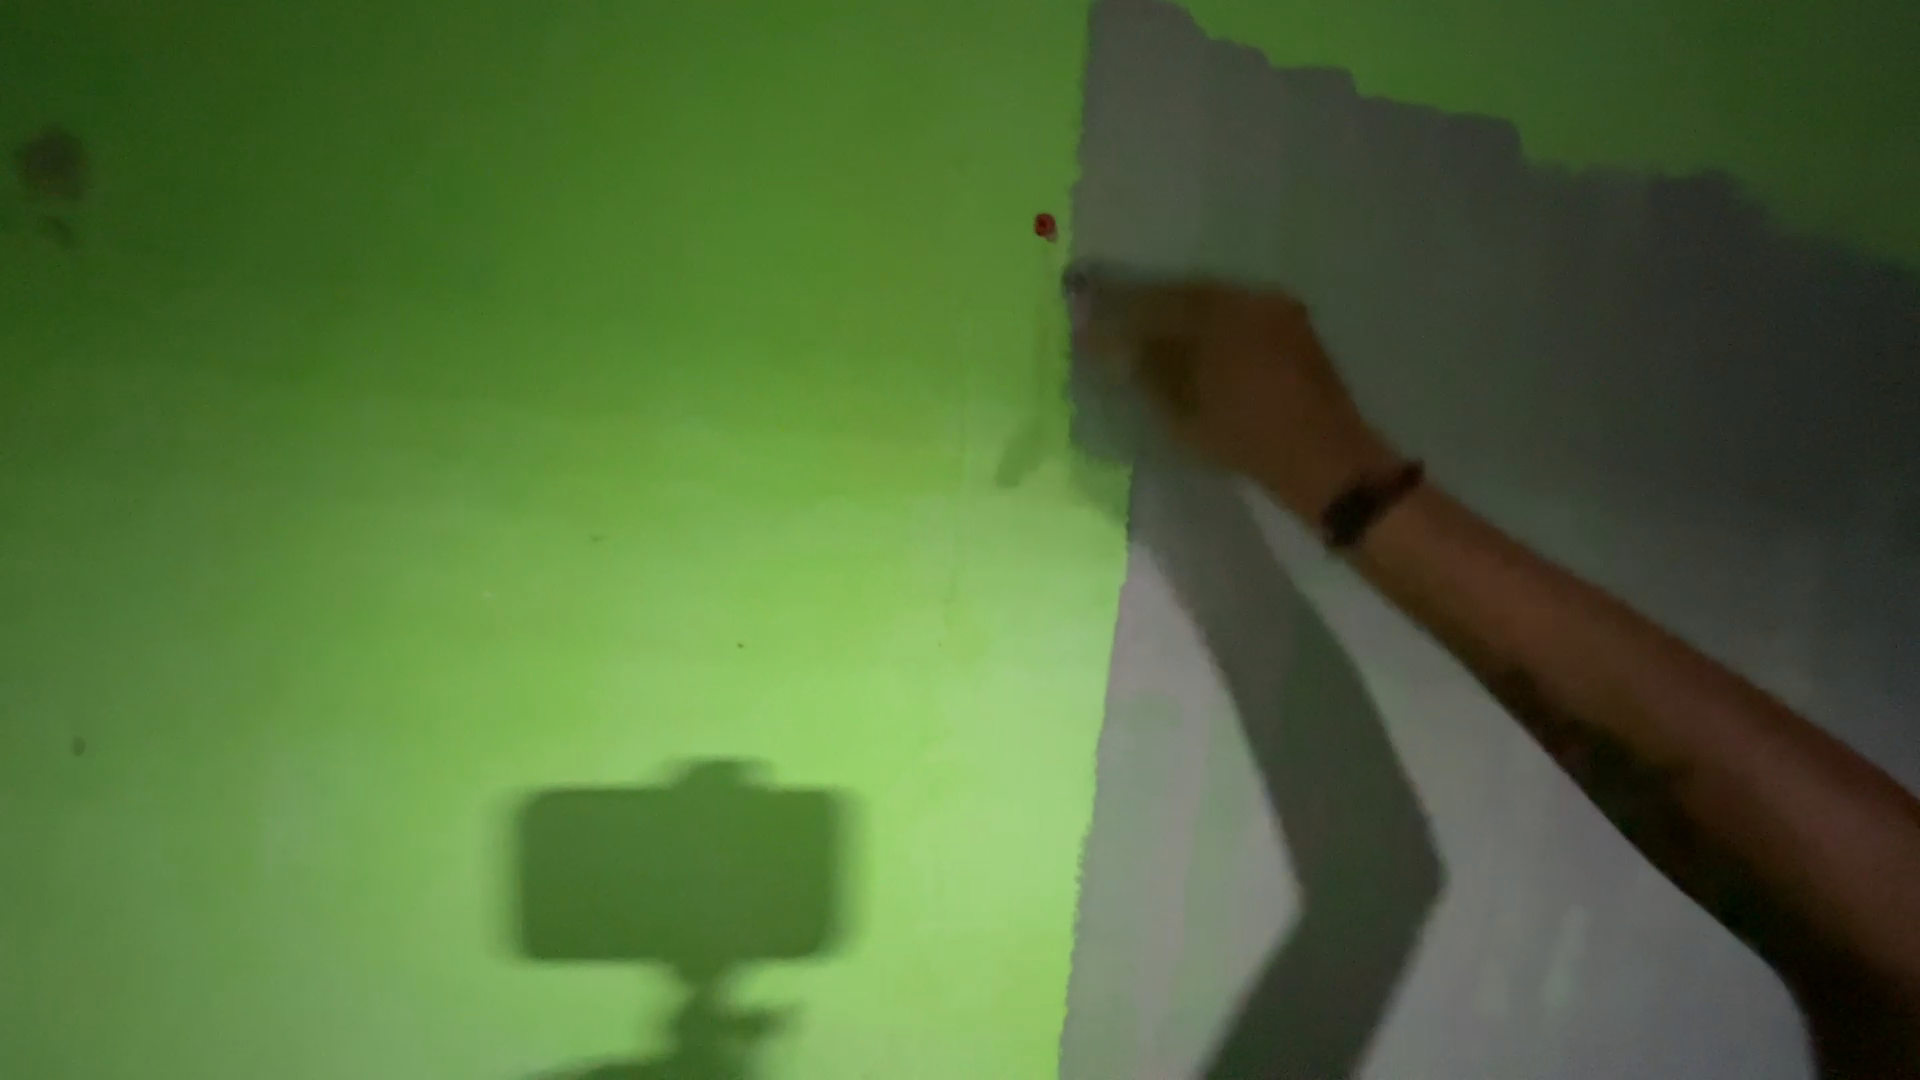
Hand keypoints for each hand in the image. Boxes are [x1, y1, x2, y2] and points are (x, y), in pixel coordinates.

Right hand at [1069, 266, 1400, 520]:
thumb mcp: (1183, 411)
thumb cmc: (1248, 438)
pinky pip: (1236, 316)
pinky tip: (1188, 346)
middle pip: (1185, 294)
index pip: (1156, 299)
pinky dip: (1206, 327)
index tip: (1084, 304)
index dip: (1117, 304)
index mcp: (1223, 313)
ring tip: (1144, 335)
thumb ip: (1145, 370)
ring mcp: (1277, 313)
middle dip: (1145, 306)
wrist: (1326, 462)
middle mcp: (1251, 299)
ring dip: (1175, 316)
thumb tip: (1110, 345)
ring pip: (1212, 304)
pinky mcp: (1292, 332)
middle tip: (1111, 317)